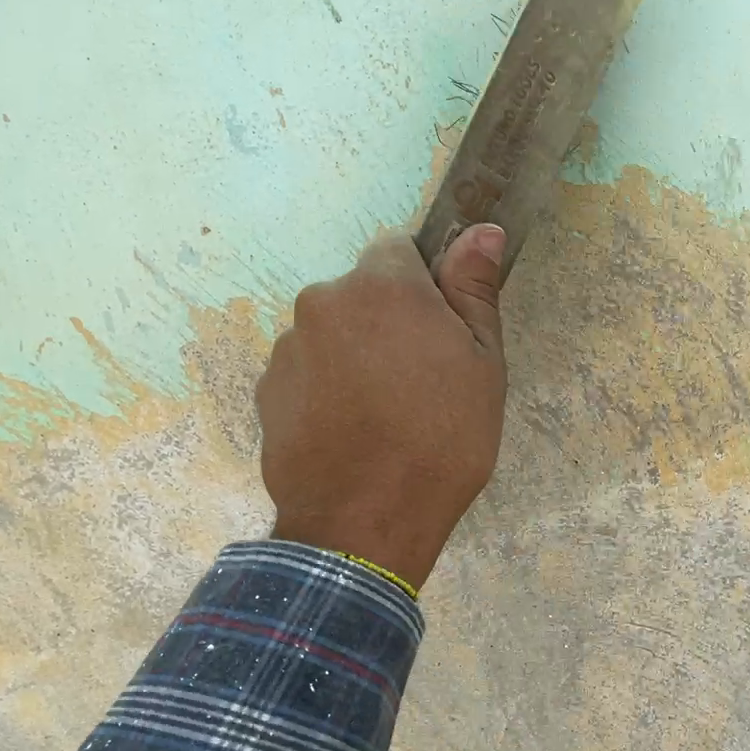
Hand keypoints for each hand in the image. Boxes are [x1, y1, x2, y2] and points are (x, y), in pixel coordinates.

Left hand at [257, 225, 507, 591]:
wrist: (366, 519)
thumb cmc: (443, 439)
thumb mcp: (484, 366)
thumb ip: (475, 292)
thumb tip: (482, 230)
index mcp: (383, 286)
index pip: (399, 250)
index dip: (426, 289)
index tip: (442, 335)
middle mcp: (323, 300)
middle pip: (363, 295)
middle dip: (389, 324)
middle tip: (422, 385)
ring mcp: (287, 347)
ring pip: (333, 336)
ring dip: (356, 358)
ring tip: (384, 418)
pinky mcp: (266, 390)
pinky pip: (307, 374)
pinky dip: (328, 392)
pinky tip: (353, 434)